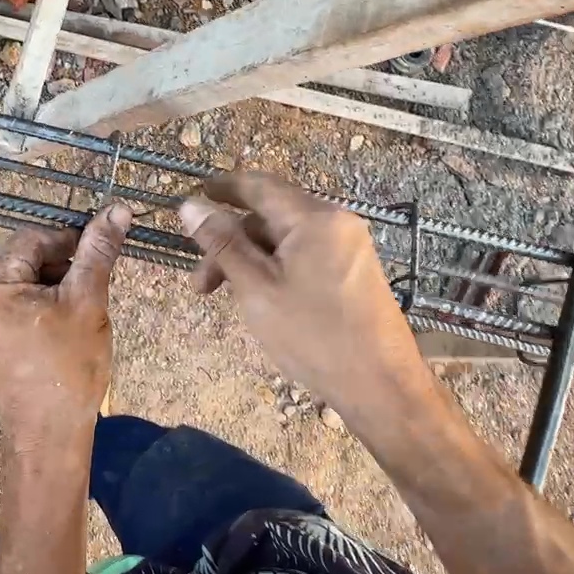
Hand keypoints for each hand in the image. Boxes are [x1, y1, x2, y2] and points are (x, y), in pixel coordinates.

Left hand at [0, 204, 131, 457]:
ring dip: (58, 283)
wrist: (50, 437)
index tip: (101, 255)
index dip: (71, 240)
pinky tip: (68, 324)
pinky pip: (21, 300)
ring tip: (82, 310)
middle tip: (93, 288)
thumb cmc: (68, 368)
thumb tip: (117, 209)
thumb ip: (99, 251)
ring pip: (28, 278)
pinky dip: (47, 302)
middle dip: (64, 265)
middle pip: (28, 255)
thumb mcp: (87, 301)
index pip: (34, 236)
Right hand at [179, 174, 431, 414]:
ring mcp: (349, 246)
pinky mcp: (354, 270)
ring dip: (250, 259)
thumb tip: (190, 206)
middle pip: (270, 216)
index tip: (194, 194)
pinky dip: (275, 267)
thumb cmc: (314, 336)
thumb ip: (223, 243)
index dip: (223, 187)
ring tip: (226, 297)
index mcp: (314, 218)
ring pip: (285, 239)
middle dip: (231, 242)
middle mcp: (336, 222)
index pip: (260, 185)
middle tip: (201, 283)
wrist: (383, 387)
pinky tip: (261, 297)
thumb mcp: (257, 288)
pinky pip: (305, 254)